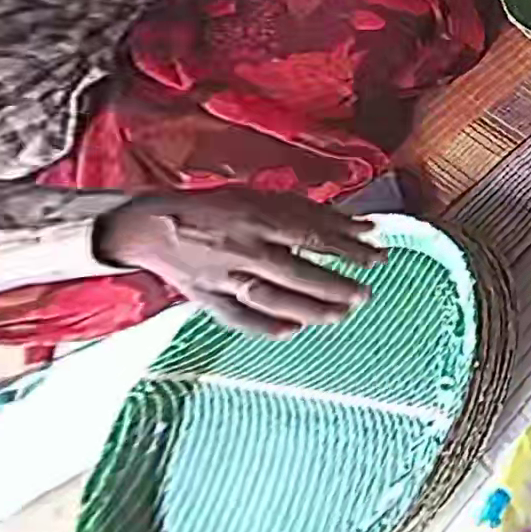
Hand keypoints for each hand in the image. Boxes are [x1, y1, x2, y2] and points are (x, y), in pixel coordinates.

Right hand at [96, 188, 383, 337]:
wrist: (151, 226)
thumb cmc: (226, 208)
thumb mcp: (274, 200)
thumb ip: (322, 215)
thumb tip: (369, 228)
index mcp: (262, 221)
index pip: (314, 238)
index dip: (349, 251)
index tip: (379, 260)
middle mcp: (242, 250)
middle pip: (294, 273)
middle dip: (333, 287)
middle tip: (366, 295)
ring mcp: (219, 276)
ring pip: (267, 298)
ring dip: (307, 310)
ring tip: (342, 315)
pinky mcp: (201, 296)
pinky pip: (231, 316)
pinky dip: (261, 326)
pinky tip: (291, 331)